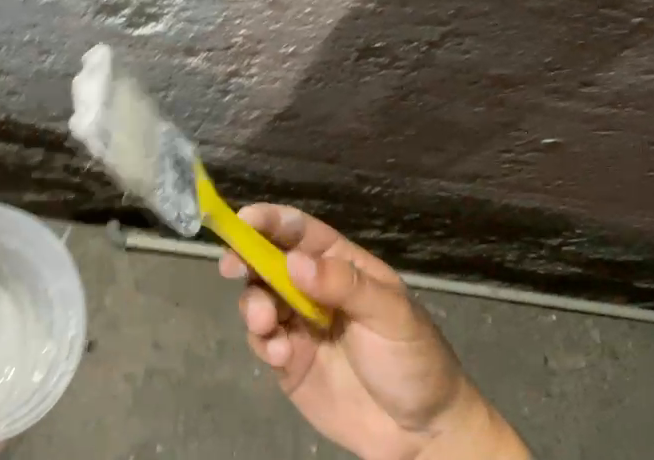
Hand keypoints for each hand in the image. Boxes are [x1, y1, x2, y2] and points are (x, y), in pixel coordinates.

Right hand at [220, 205, 528, 459]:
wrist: (422, 434)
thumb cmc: (414, 361)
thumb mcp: (390, 315)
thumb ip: (343, 284)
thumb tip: (293, 261)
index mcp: (340, 265)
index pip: (299, 231)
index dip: (269, 220)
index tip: (242, 219)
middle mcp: (312, 288)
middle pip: (267, 260)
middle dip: (245, 259)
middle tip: (231, 267)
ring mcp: (298, 324)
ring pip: (257, 298)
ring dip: (253, 305)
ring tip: (266, 324)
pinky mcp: (288, 360)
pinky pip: (261, 340)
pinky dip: (262, 342)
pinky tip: (281, 355)